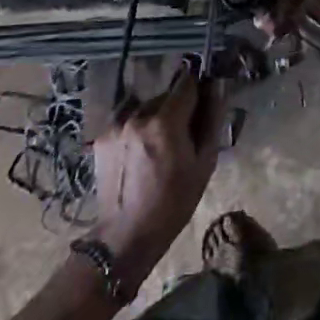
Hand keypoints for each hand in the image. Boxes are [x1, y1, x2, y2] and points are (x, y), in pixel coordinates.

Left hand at [89, 69, 224, 289]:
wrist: (126, 236)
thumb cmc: (174, 202)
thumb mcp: (204, 163)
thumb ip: (212, 120)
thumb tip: (218, 88)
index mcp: (165, 122)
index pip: (186, 84)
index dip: (199, 88)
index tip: (204, 99)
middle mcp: (137, 116)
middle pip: (165, 96)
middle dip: (177, 107)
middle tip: (184, 133)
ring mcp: (115, 126)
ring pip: (145, 107)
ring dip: (156, 116)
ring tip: (160, 145)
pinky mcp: (101, 138)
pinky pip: (127, 121)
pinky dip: (137, 128)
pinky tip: (140, 152)